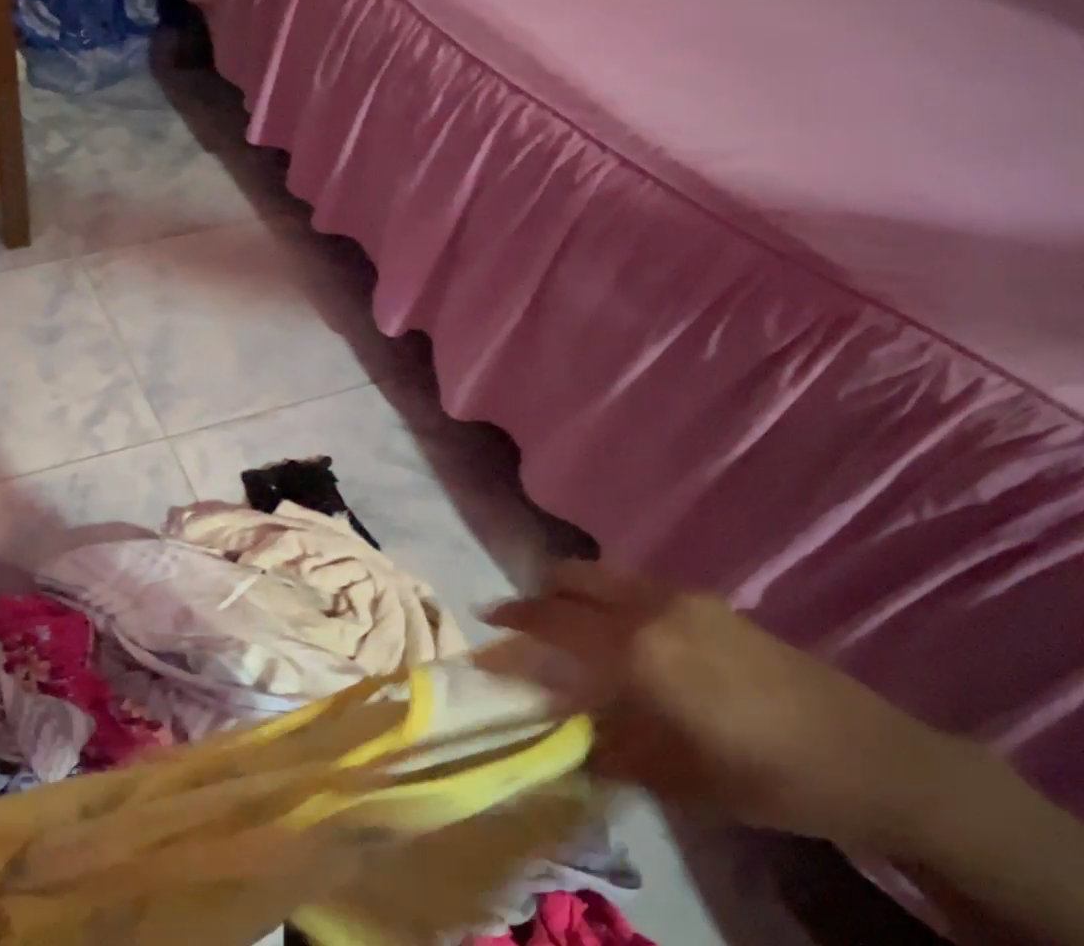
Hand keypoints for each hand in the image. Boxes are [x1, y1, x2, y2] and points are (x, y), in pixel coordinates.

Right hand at [474, 561, 972, 852]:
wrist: (872, 759)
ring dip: (575, 592)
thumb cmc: (759, 775)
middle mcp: (651, 609)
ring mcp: (686, 600)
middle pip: (572, 579)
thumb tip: (558, 731)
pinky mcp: (714, 604)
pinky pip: (639, 587)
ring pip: (606, 576)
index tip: (481, 629)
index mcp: (634, 650)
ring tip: (566, 627)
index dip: (509, 625)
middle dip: (536, 595)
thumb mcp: (668, 776)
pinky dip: (611, 597)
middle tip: (517, 621)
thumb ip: (601, 744)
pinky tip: (623, 634)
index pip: (548, 622)